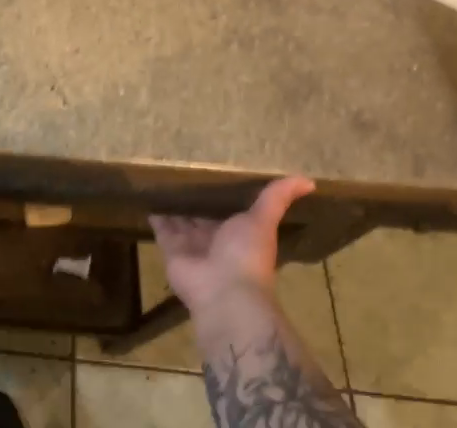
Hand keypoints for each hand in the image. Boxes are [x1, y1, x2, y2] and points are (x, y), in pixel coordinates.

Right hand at [150, 177, 315, 311]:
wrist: (224, 291)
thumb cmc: (247, 254)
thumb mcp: (264, 220)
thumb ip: (278, 198)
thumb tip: (309, 181)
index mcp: (236, 229)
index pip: (227, 205)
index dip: (221, 190)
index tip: (213, 166)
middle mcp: (214, 236)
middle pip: (202, 212)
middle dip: (194, 195)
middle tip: (182, 165)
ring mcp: (191, 244)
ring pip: (180, 218)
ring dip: (173, 202)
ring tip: (162, 176)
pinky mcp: (170, 248)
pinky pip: (161, 227)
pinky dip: (154, 214)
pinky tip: (147, 195)